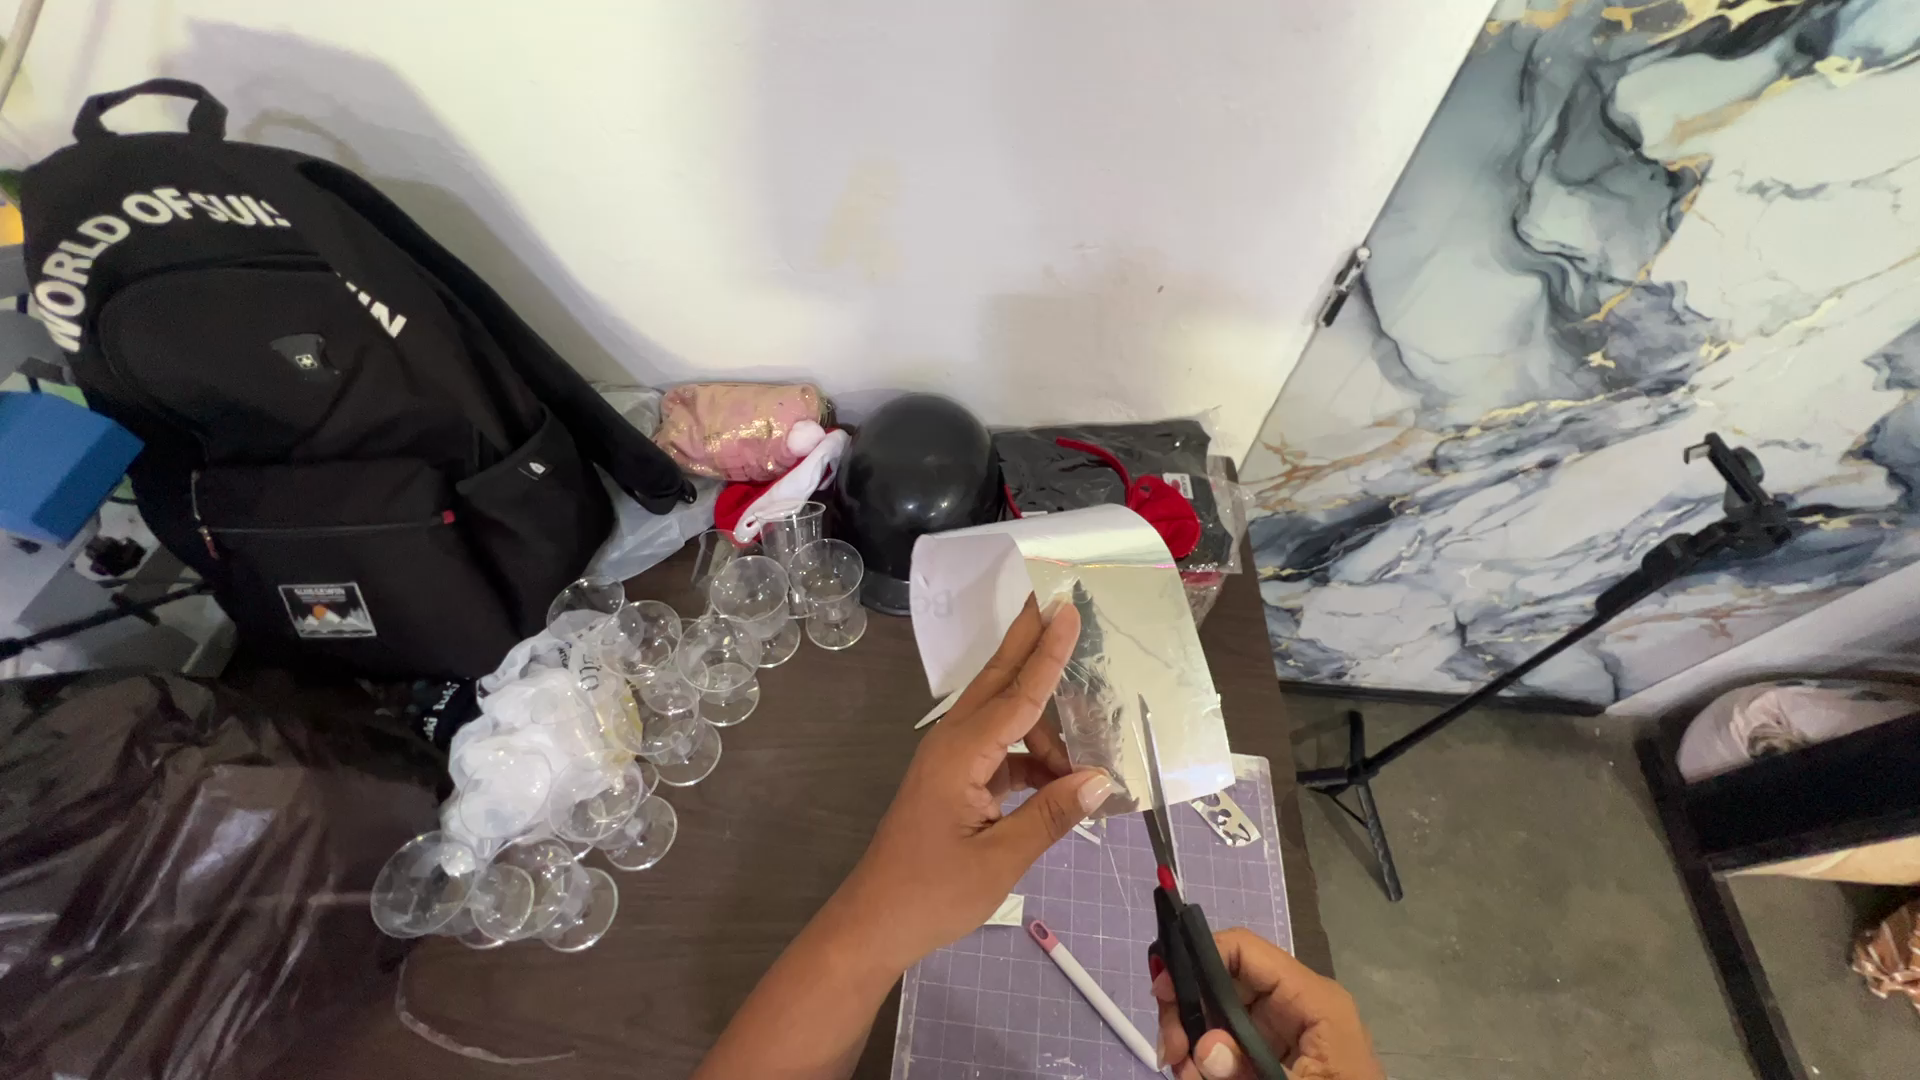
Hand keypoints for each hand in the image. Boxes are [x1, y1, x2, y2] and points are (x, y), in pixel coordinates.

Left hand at [833, 596, 1112, 971]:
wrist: (874, 921)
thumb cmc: (931, 892)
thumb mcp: (1000, 859)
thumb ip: (1051, 815)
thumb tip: (1099, 779)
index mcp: (962, 752)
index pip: (1019, 694)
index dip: (1047, 653)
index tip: (1065, 610)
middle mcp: (954, 742)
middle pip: (999, 681)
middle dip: (1028, 640)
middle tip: (1053, 601)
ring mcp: (951, 759)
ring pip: (1005, 721)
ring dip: (1044, 730)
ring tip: (1085, 755)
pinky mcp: (954, 779)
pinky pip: (1001, 751)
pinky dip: (1031, 759)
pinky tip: (1059, 780)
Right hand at [1154, 928, 1382, 1079]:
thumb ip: (1250, 1069)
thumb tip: (1205, 1049)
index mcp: (1312, 999)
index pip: (1244, 949)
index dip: (1198, 958)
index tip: (1163, 992)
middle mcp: (1294, 1004)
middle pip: (1222, 980)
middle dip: (1188, 1010)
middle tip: (1169, 1052)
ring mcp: (1282, 1032)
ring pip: (1218, 1013)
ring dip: (1191, 1040)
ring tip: (1182, 1074)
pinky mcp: (1273, 1057)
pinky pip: (1227, 1044)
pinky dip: (1204, 1060)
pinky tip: (1193, 1077)